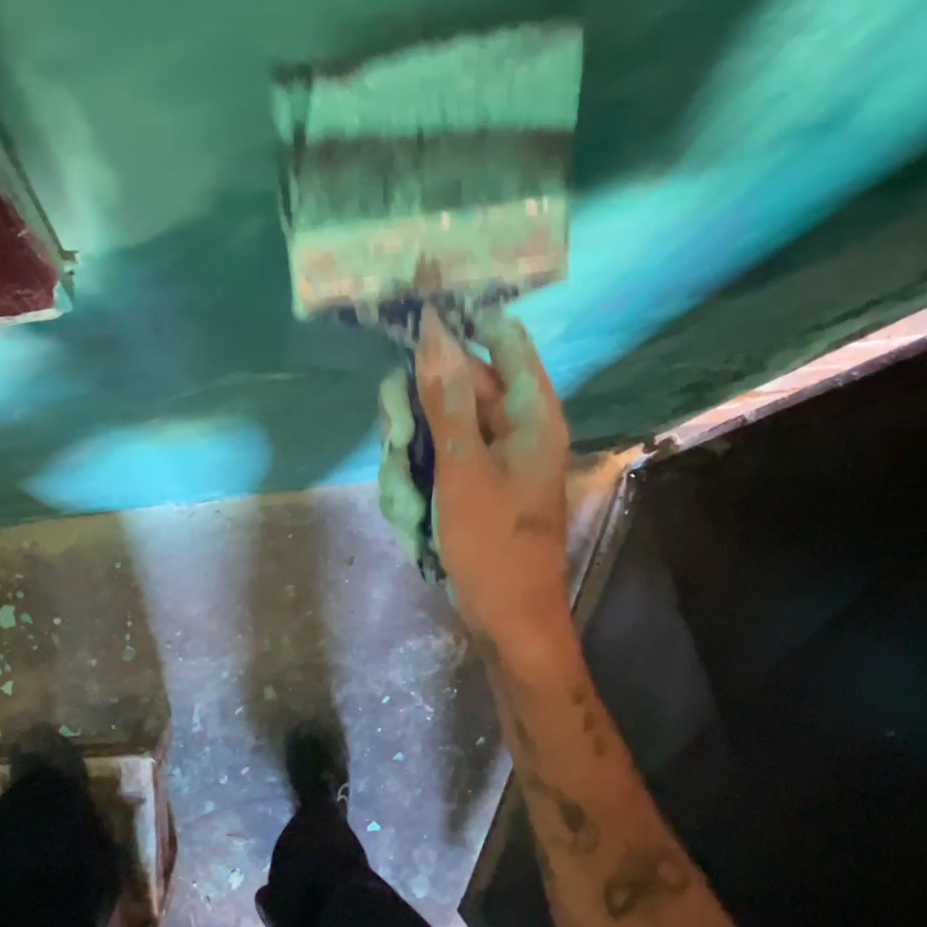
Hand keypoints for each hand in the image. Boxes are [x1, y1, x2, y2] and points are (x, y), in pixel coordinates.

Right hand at [379, 307, 570, 638]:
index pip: (501, 335)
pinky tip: (413, 501)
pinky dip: (420, 468)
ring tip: (409, 486)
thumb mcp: (461, 469)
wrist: (506, 617)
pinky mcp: (476, 475)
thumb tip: (433, 331)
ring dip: (413, 443)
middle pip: (459, 378)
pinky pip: (439, 450)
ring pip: (440, 416)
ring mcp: (494, 451)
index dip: (461, 317)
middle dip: (420, 401)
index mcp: (531, 411)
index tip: (413, 309)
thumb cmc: (492, 544)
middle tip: (395, 431)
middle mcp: (516, 422)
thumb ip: (444, 399)